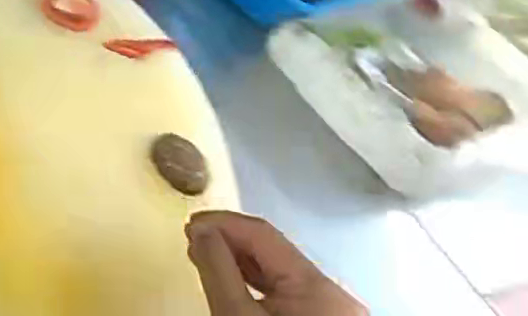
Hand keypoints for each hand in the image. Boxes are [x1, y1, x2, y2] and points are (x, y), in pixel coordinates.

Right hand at [187, 212, 366, 315]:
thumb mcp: (236, 314)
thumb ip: (217, 265)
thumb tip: (200, 228)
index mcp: (320, 284)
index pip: (262, 231)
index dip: (221, 222)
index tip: (190, 225)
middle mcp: (337, 293)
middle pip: (272, 250)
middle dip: (229, 242)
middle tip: (195, 242)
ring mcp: (338, 312)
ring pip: (280, 273)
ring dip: (242, 263)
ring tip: (209, 260)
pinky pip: (290, 294)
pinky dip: (260, 286)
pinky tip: (237, 285)